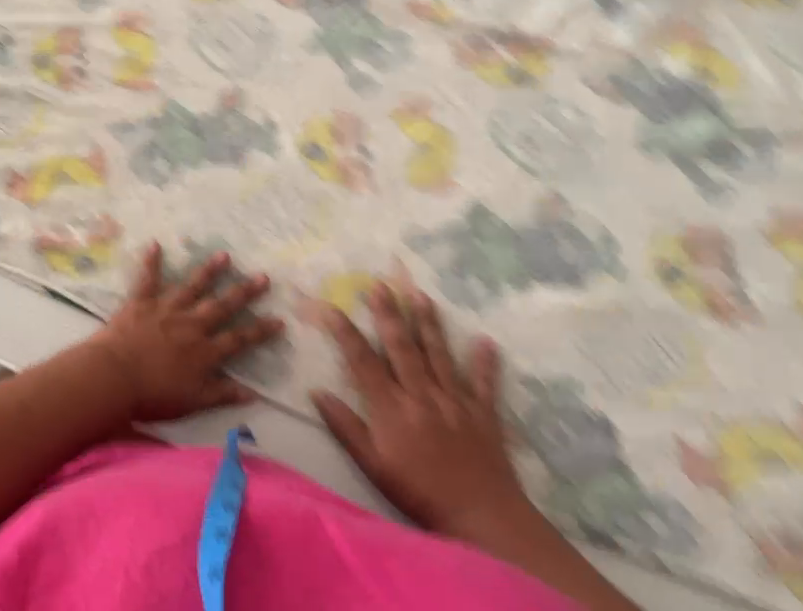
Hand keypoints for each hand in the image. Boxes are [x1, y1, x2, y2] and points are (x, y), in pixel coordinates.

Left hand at [89, 243, 282, 422]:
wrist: (114, 376)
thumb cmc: (153, 395)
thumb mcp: (193, 402)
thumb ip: (222, 394)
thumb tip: (253, 393)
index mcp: (204, 352)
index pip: (239, 339)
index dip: (260, 331)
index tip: (279, 319)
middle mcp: (190, 326)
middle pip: (221, 306)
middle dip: (243, 292)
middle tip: (262, 276)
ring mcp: (165, 310)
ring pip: (191, 287)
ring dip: (208, 271)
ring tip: (224, 255)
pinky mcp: (140, 302)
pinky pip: (147, 279)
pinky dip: (151, 262)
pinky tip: (155, 244)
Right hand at [310, 284, 533, 537]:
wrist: (482, 518)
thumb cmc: (418, 492)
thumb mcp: (372, 464)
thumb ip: (345, 427)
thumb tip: (317, 392)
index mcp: (391, 408)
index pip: (362, 360)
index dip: (344, 331)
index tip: (329, 307)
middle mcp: (422, 396)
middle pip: (402, 347)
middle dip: (389, 313)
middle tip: (380, 284)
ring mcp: (455, 402)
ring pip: (439, 355)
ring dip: (429, 324)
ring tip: (420, 295)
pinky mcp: (484, 415)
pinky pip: (484, 383)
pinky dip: (484, 362)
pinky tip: (485, 341)